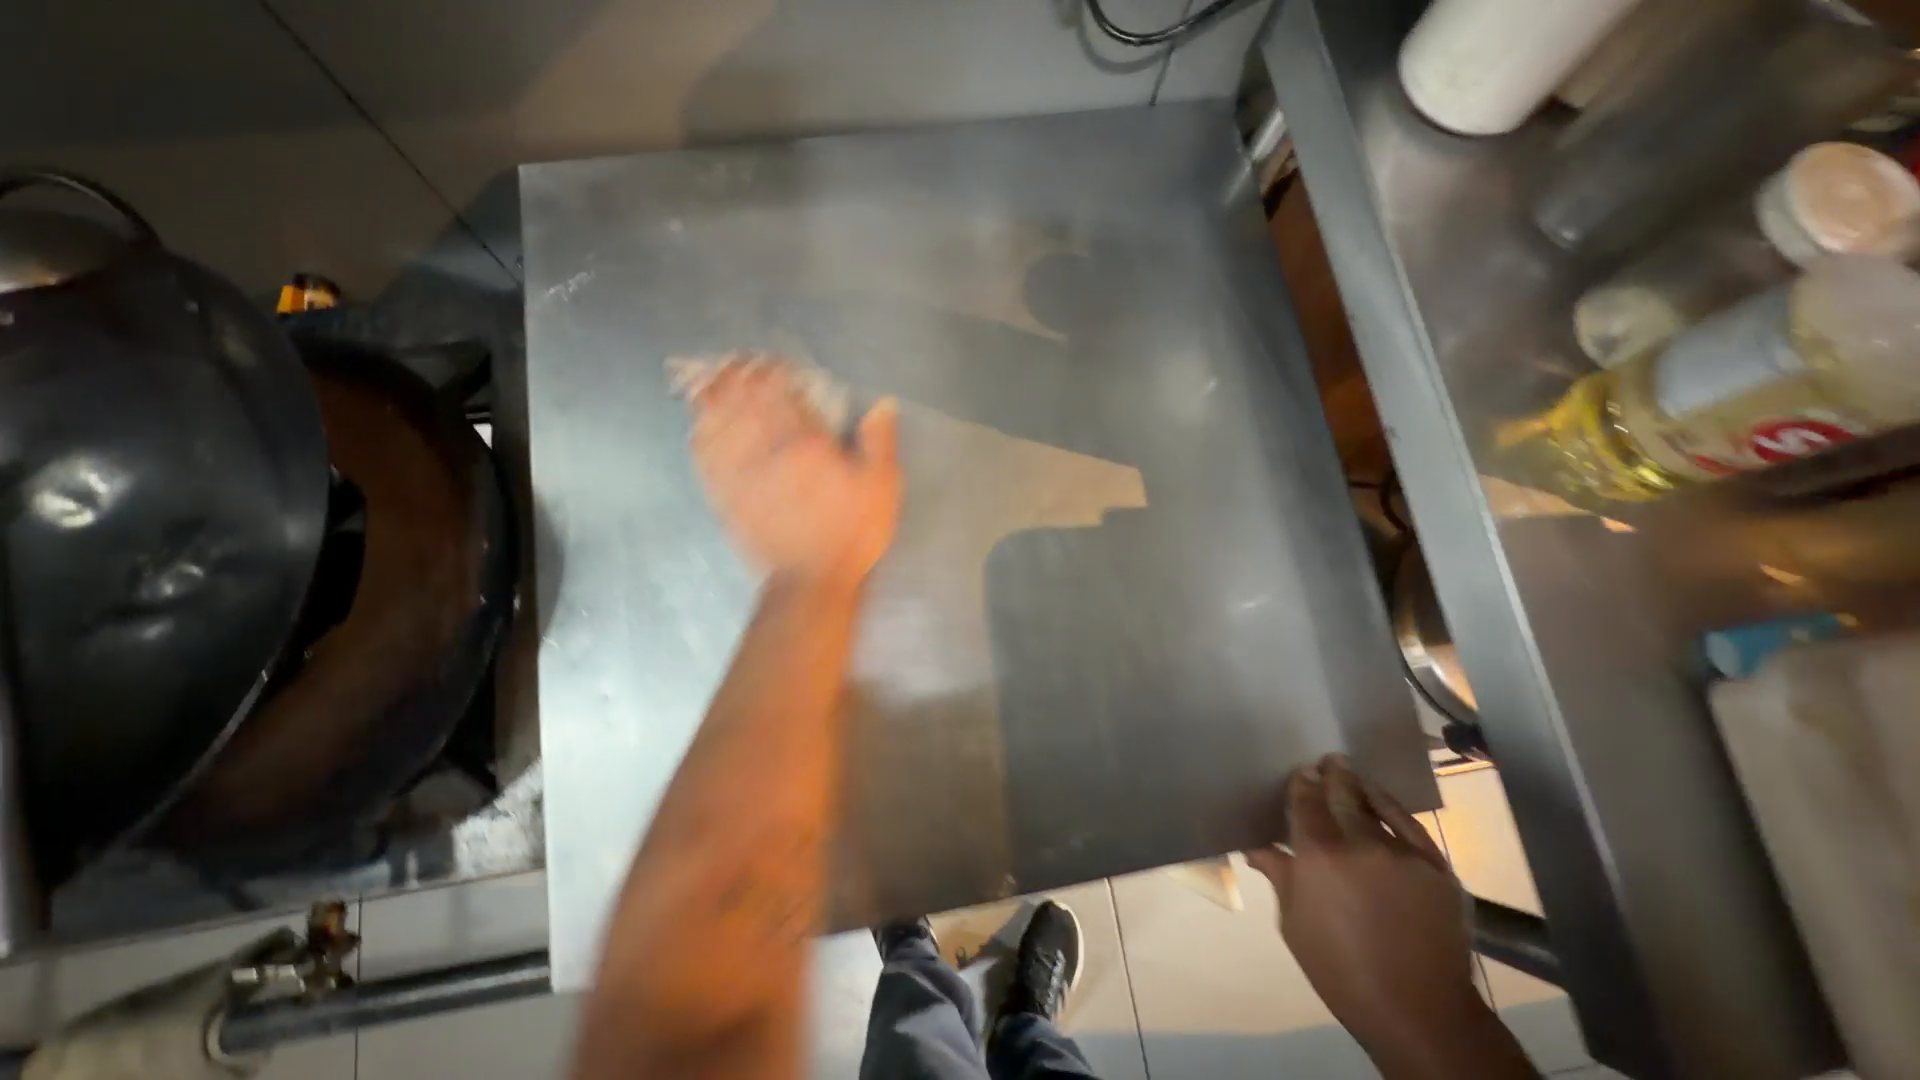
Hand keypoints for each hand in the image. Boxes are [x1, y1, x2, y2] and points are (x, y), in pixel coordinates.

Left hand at [688, 355, 901, 588]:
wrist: (809, 582)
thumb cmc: (851, 535)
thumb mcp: (881, 488)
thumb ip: (880, 442)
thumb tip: (882, 404)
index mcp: (803, 444)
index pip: (780, 393)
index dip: (772, 371)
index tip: (774, 360)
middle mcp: (764, 451)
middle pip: (742, 400)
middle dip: (738, 375)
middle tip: (738, 360)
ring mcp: (738, 474)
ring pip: (716, 422)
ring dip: (714, 395)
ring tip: (714, 376)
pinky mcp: (724, 497)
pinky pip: (704, 456)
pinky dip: (699, 433)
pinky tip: (698, 422)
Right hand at [1244, 755, 1485, 1059]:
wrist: (1417, 1009)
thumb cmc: (1340, 970)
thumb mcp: (1294, 924)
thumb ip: (1280, 876)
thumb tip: (1259, 847)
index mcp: (1318, 855)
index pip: (1306, 802)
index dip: (1302, 784)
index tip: (1301, 773)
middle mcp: (1359, 843)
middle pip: (1342, 794)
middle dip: (1332, 775)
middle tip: (1327, 761)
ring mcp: (1402, 851)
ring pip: (1376, 805)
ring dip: (1360, 787)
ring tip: (1351, 773)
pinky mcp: (1436, 865)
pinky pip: (1410, 825)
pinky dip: (1393, 809)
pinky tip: (1383, 802)